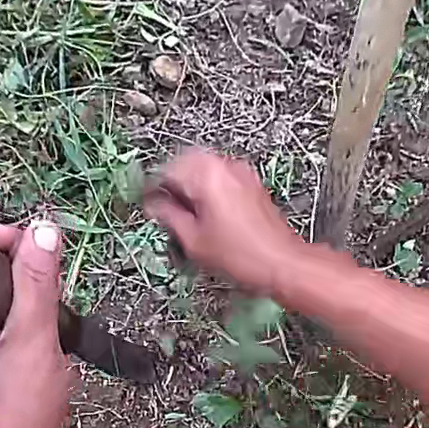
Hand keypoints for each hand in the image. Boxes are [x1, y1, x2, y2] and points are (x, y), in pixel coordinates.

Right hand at [143, 149, 307, 293]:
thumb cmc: (243, 256)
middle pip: (185, 164)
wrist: (282, 263)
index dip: (151, 188)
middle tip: (163, 209)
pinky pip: (221, 178)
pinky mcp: (251, 184)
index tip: (145, 203)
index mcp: (206, 175)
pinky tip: (207, 215)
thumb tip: (155, 206)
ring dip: (190, 187)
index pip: (166, 170)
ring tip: (186, 216)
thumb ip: (169, 217)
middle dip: (172, 185)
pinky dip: (209, 191)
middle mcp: (225, 166)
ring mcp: (241, 173)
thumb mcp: (194, 240)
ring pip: (203, 170)